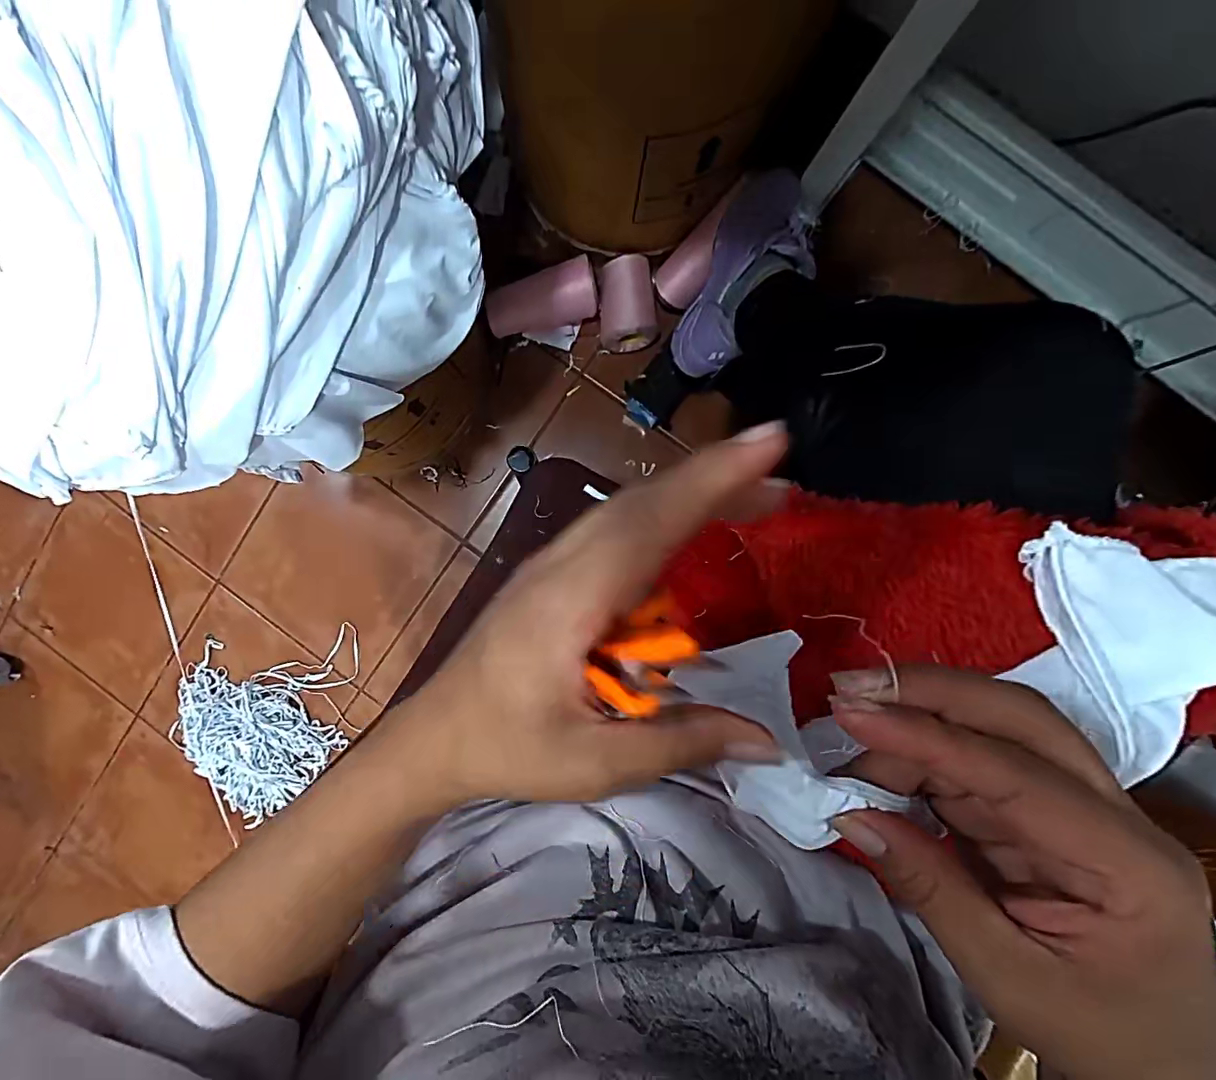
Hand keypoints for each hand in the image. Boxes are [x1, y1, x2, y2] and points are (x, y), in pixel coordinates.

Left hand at [370, 423, 788, 810]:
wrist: (432, 736)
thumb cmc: (506, 750)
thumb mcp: (594, 764)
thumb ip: (680, 744)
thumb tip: (767, 742)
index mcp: (570, 600)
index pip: (649, 522)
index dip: (712, 479)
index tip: (769, 442)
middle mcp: (561, 563)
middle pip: (643, 500)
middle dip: (717, 476)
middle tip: (782, 474)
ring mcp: (552, 559)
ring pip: (629, 505)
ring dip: (692, 489)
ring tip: (755, 493)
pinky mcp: (554, 568)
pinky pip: (616, 523)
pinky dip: (664, 509)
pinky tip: (692, 523)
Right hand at [827, 667, 1215, 1079]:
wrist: (1163, 1077)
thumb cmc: (1102, 1042)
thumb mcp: (1011, 981)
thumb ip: (932, 890)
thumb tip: (851, 818)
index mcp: (1131, 861)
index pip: (1018, 774)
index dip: (929, 737)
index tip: (855, 714)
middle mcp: (1116, 814)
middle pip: (1022, 721)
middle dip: (933, 693)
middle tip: (853, 687)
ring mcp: (1085, 807)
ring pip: (999, 732)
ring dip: (921, 720)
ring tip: (852, 726)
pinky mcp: (1049, 815)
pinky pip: (982, 768)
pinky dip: (925, 757)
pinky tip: (881, 758)